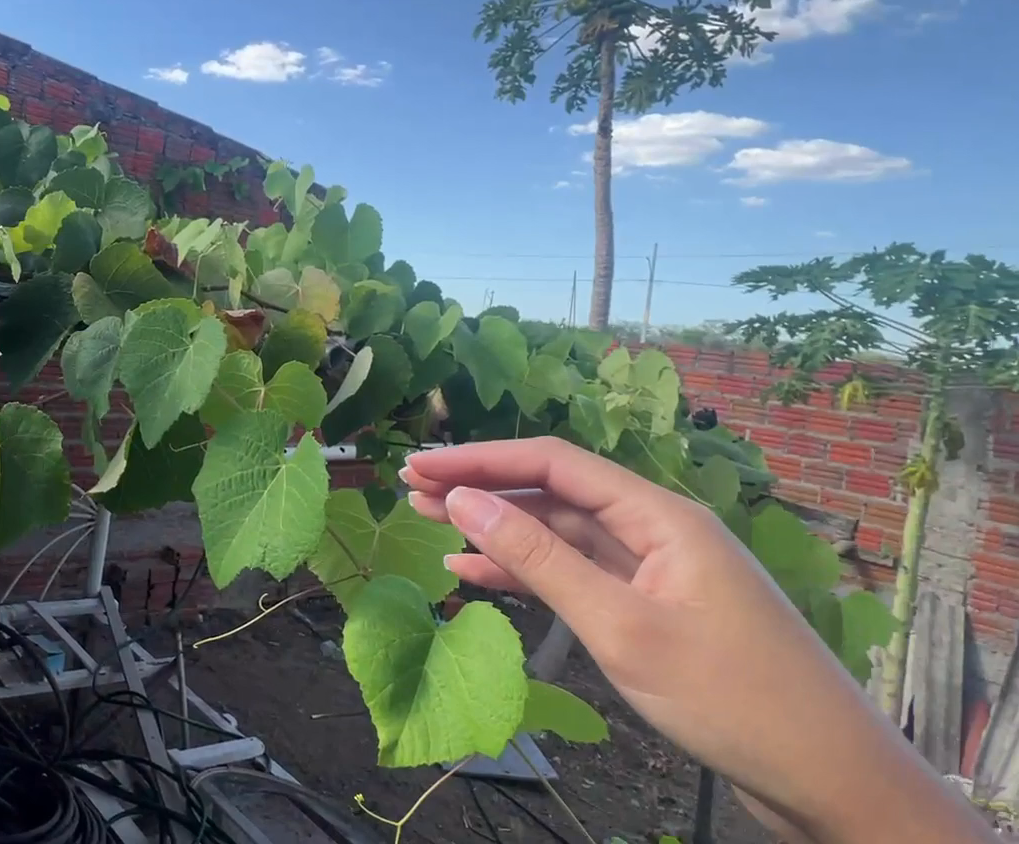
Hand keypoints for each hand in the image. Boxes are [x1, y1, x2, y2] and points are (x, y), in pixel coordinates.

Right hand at [402, 437, 994, 843]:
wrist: (833, 786)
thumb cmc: (730, 698)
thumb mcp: (619, 625)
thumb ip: (536, 557)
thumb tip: (462, 499)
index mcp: (658, 515)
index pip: (552, 463)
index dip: (479, 459)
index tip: (419, 466)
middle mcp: (653, 529)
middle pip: (550, 492)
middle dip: (480, 487)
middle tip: (411, 489)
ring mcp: (650, 568)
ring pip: (556, 532)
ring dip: (494, 528)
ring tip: (428, 522)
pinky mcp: (647, 605)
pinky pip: (572, 572)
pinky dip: (523, 570)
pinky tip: (473, 572)